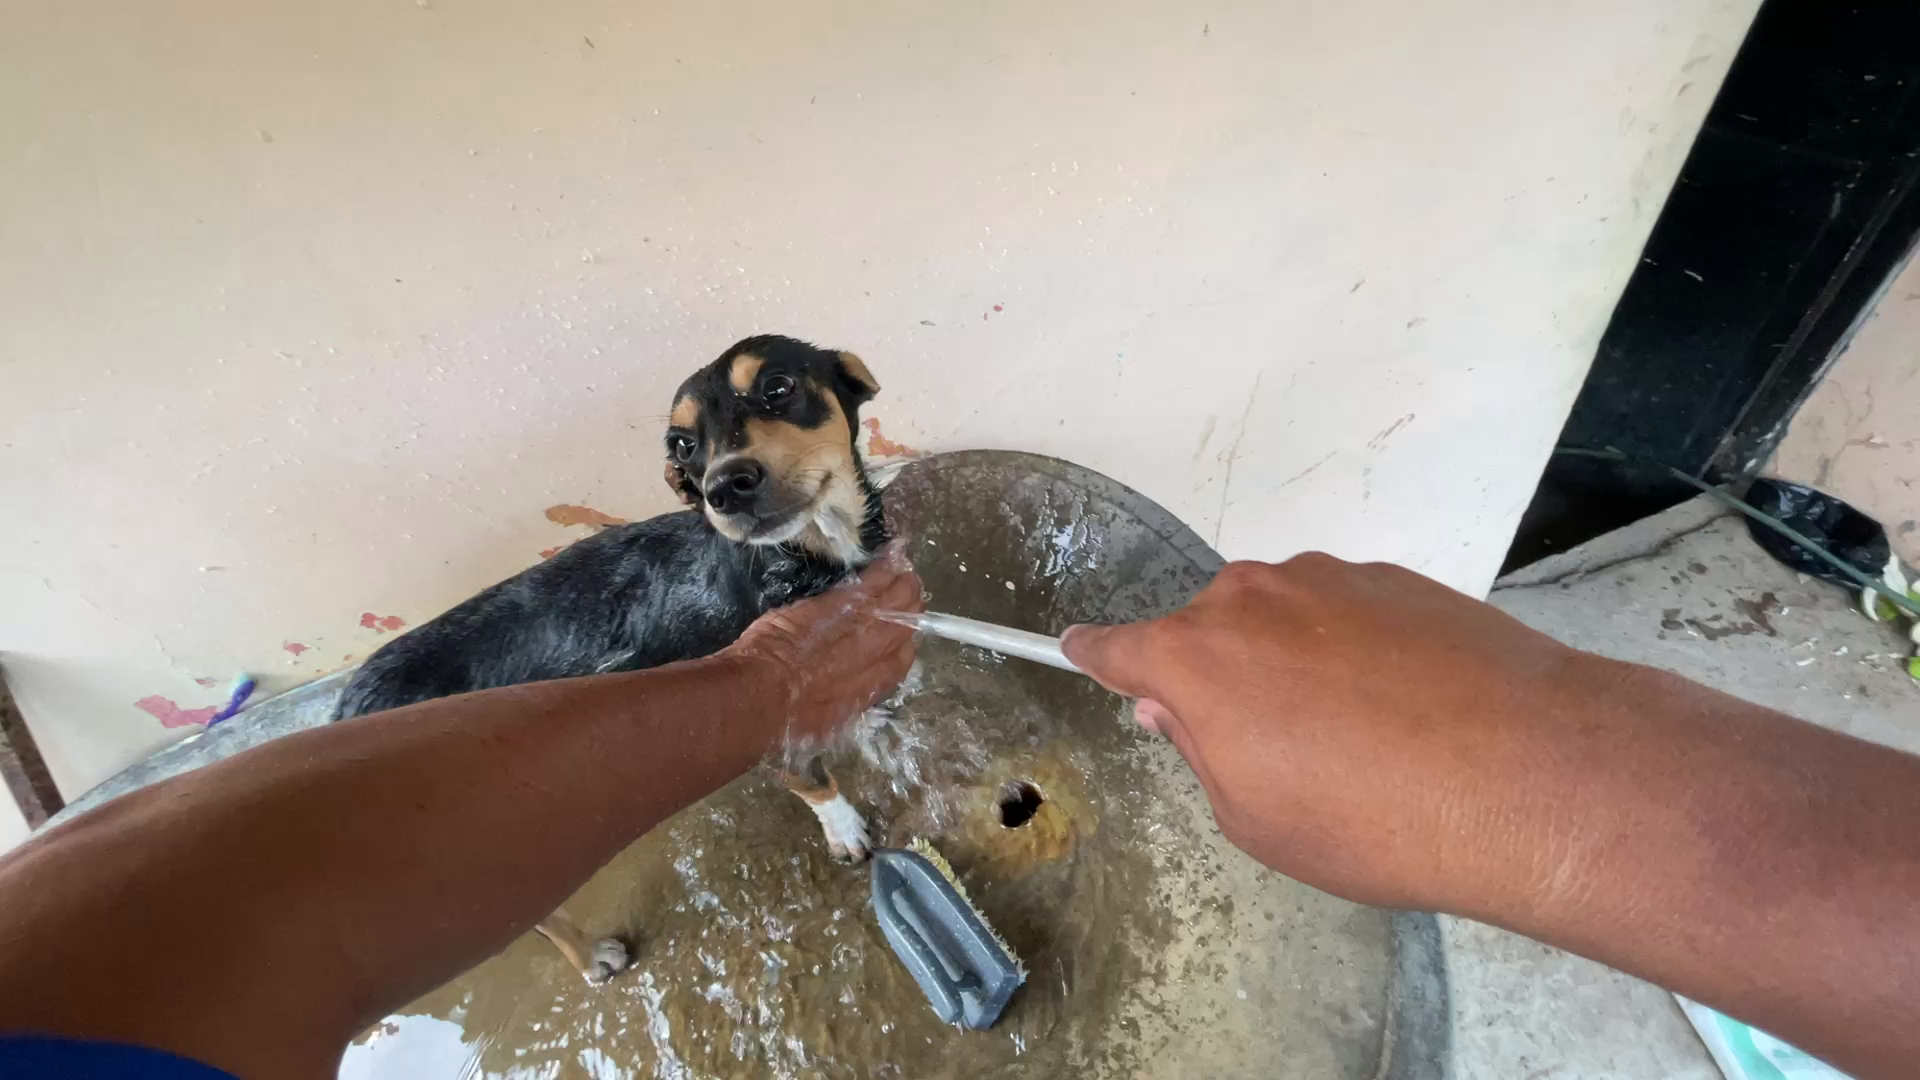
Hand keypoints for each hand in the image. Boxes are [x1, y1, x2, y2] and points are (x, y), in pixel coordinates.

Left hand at [727, 543, 923, 745]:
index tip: (902, 632)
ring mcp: (863, 626)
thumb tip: (845, 693)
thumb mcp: (828, 721)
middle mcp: (877, 653)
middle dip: (910, 606)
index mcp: (873, 685)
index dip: (905, 640)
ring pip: (898, 598)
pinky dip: (884, 567)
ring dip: (903, 582)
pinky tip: (892, 555)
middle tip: (907, 592)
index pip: (904, 657)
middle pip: (908, 622)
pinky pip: (873, 581)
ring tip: (904, 570)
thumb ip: (845, 700)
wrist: (765, 695)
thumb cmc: (788, 718)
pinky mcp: (842, 604)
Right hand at [1061, 554, 1585, 913]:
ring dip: (1283, 659)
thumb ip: (1195, 747)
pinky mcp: (1384, 574)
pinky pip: (1335, 609)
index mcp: (1193, 657)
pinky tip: (1401, 697)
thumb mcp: (1251, 816)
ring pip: (1270, 618)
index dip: (1089, 653)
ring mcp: (1317, 577)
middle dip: (1214, 677)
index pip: (1112, 648)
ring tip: (1354, 725)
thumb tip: (1173, 703)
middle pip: (1201, 634)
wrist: (1535, 776)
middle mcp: (1242, 599)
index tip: (1074, 646)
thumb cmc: (1370, 816)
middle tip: (1270, 740)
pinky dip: (1344, 645)